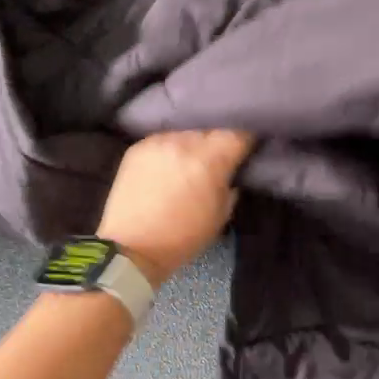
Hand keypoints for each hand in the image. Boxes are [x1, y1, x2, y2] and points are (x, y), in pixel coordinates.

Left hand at [96, 130, 253, 286]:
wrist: (132, 248)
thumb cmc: (183, 237)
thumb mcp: (220, 215)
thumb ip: (230, 185)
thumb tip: (231, 172)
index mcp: (209, 160)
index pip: (238, 134)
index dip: (246, 141)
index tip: (245, 151)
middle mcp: (184, 143)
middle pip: (211, 130)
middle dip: (217, 143)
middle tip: (217, 161)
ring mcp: (158, 142)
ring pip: (186, 133)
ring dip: (192, 145)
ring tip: (189, 164)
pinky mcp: (137, 147)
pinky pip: (164, 140)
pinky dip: (171, 149)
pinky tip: (168, 166)